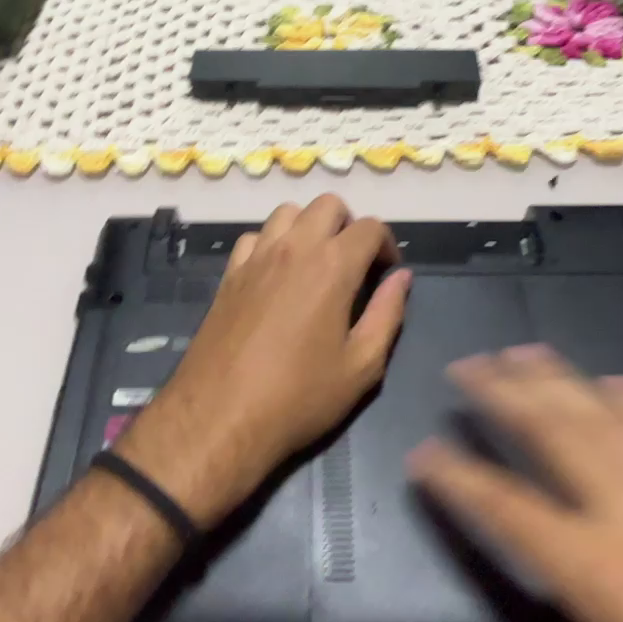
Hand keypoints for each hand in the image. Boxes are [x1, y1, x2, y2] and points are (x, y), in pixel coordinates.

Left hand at [115, 195, 409, 527]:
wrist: (221, 416)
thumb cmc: (300, 397)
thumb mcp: (361, 366)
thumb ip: (387, 314)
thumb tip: (401, 279)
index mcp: (332, 266)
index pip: (370, 227)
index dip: (387, 245)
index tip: (386, 274)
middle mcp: (293, 248)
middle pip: (327, 205)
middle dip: (349, 225)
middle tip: (354, 264)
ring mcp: (255, 258)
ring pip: (287, 213)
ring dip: (308, 227)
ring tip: (316, 264)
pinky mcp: (228, 275)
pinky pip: (254, 237)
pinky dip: (272, 243)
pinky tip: (276, 276)